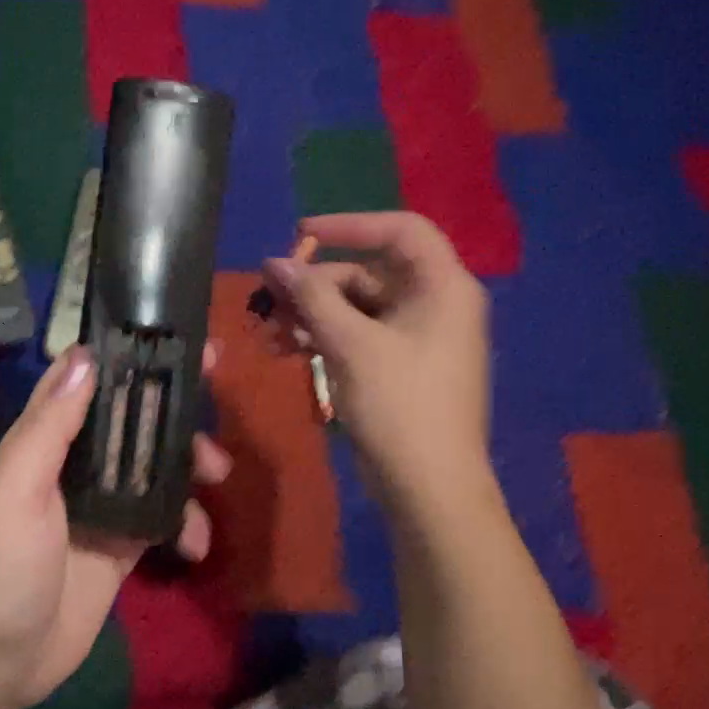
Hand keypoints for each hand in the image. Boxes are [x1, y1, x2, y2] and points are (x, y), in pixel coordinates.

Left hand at [0, 346, 231, 708]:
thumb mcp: (14, 492)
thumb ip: (48, 429)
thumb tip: (85, 357)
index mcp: (37, 444)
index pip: (81, 382)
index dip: (123, 355)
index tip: (175, 336)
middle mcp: (69, 467)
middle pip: (127, 419)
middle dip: (171, 405)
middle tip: (218, 389)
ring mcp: (97, 508)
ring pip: (152, 466)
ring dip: (187, 463)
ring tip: (216, 474)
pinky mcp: (119, 548)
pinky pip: (162, 519)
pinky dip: (185, 524)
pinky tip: (194, 544)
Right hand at [260, 212, 490, 505]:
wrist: (427, 483)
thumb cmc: (399, 404)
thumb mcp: (351, 344)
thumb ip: (311, 297)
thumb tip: (274, 262)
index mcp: (442, 287)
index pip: (400, 231)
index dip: (349, 225)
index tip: (299, 234)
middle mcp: (433, 305)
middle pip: (366, 273)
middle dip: (313, 285)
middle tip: (267, 303)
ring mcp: (415, 340)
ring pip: (354, 309)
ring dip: (309, 316)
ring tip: (267, 337)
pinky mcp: (396, 369)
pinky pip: (355, 338)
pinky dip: (321, 339)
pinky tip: (285, 352)